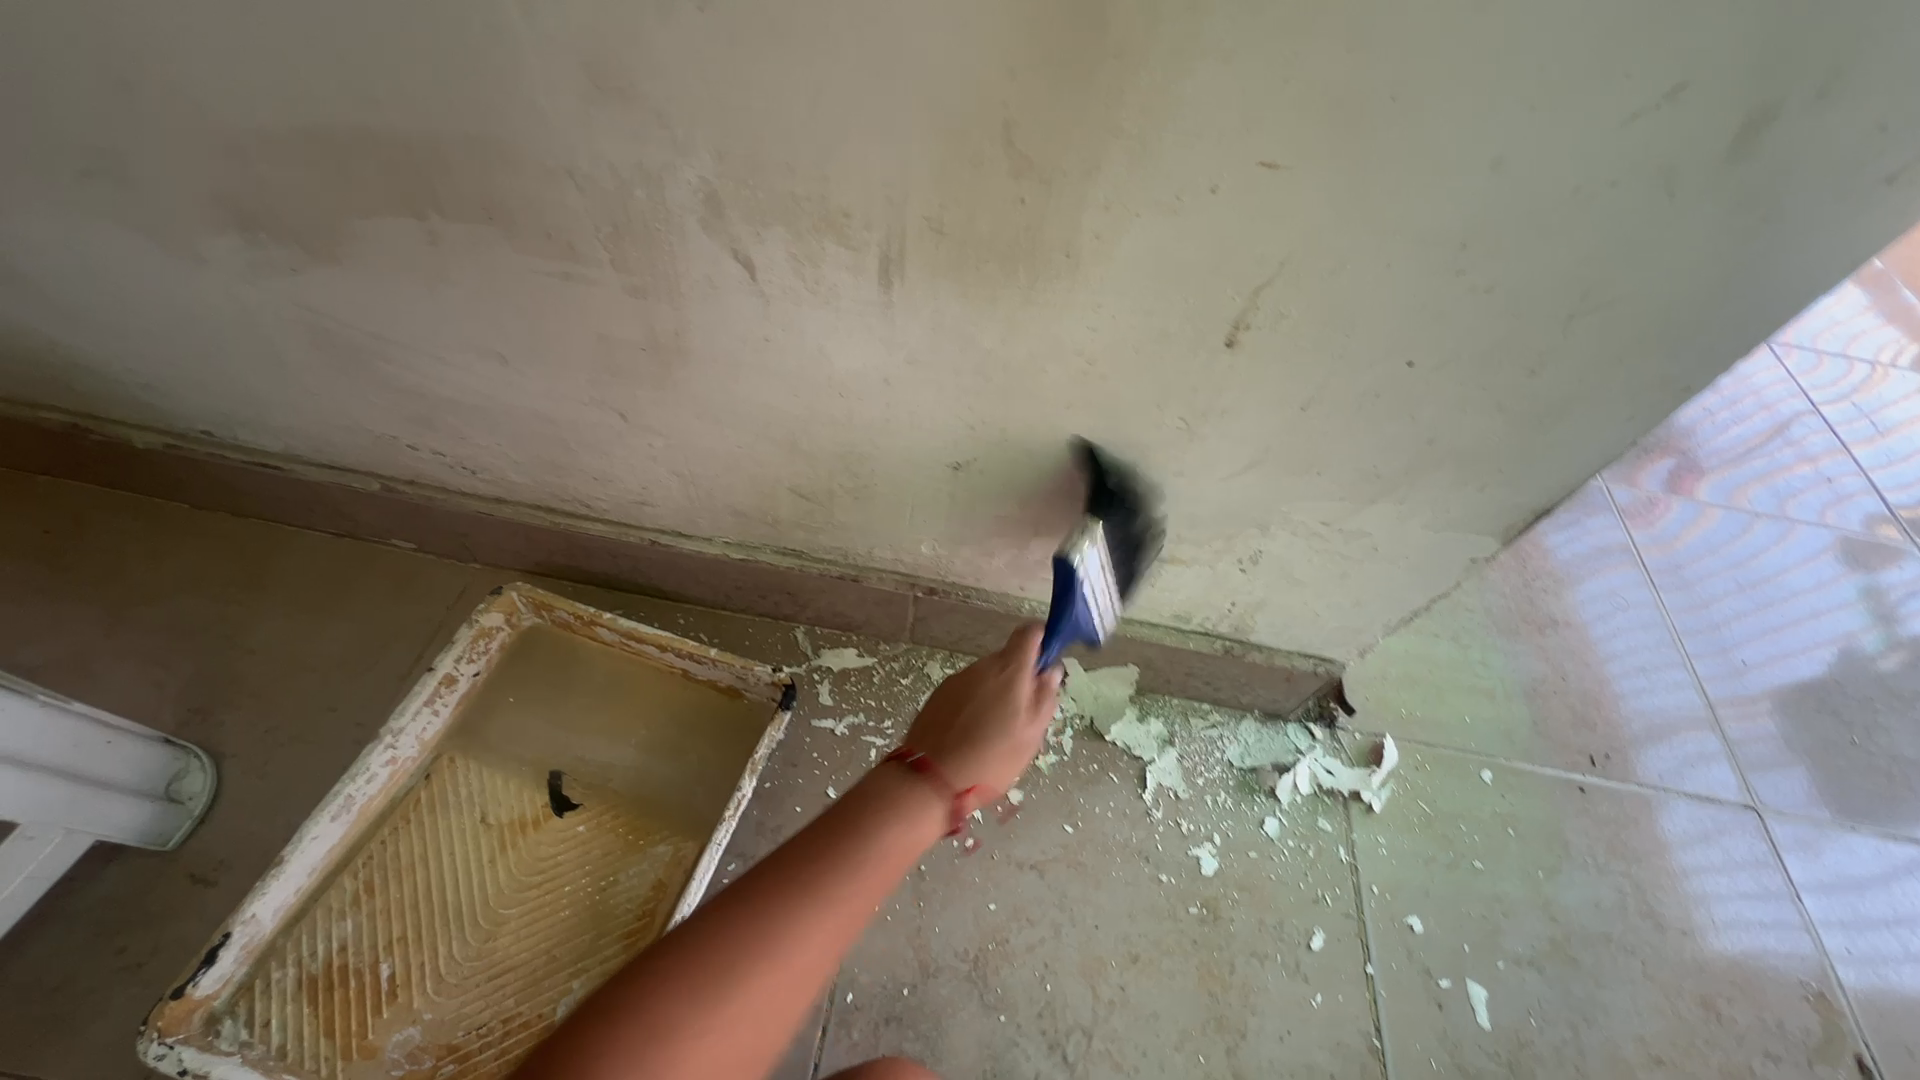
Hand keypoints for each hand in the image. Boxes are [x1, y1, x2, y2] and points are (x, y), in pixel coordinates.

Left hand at [900, 624, 1062, 800]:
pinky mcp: (938, 694)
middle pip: (1007, 658)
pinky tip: (971, 733)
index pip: (1029, 632)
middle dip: (1019, 679)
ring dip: (996, 693)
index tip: (1046, 663)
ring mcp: (957, 679)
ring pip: (986, 676)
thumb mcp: (1031, 734)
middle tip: (1022, 715)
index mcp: (1010, 670)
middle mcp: (982, 666)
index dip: (1042, 640)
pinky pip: (967, 690)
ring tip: (994, 731)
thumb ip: (1045, 697)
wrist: (930, 778)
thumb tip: (1052, 670)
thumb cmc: (991, 758)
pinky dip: (974, 703)